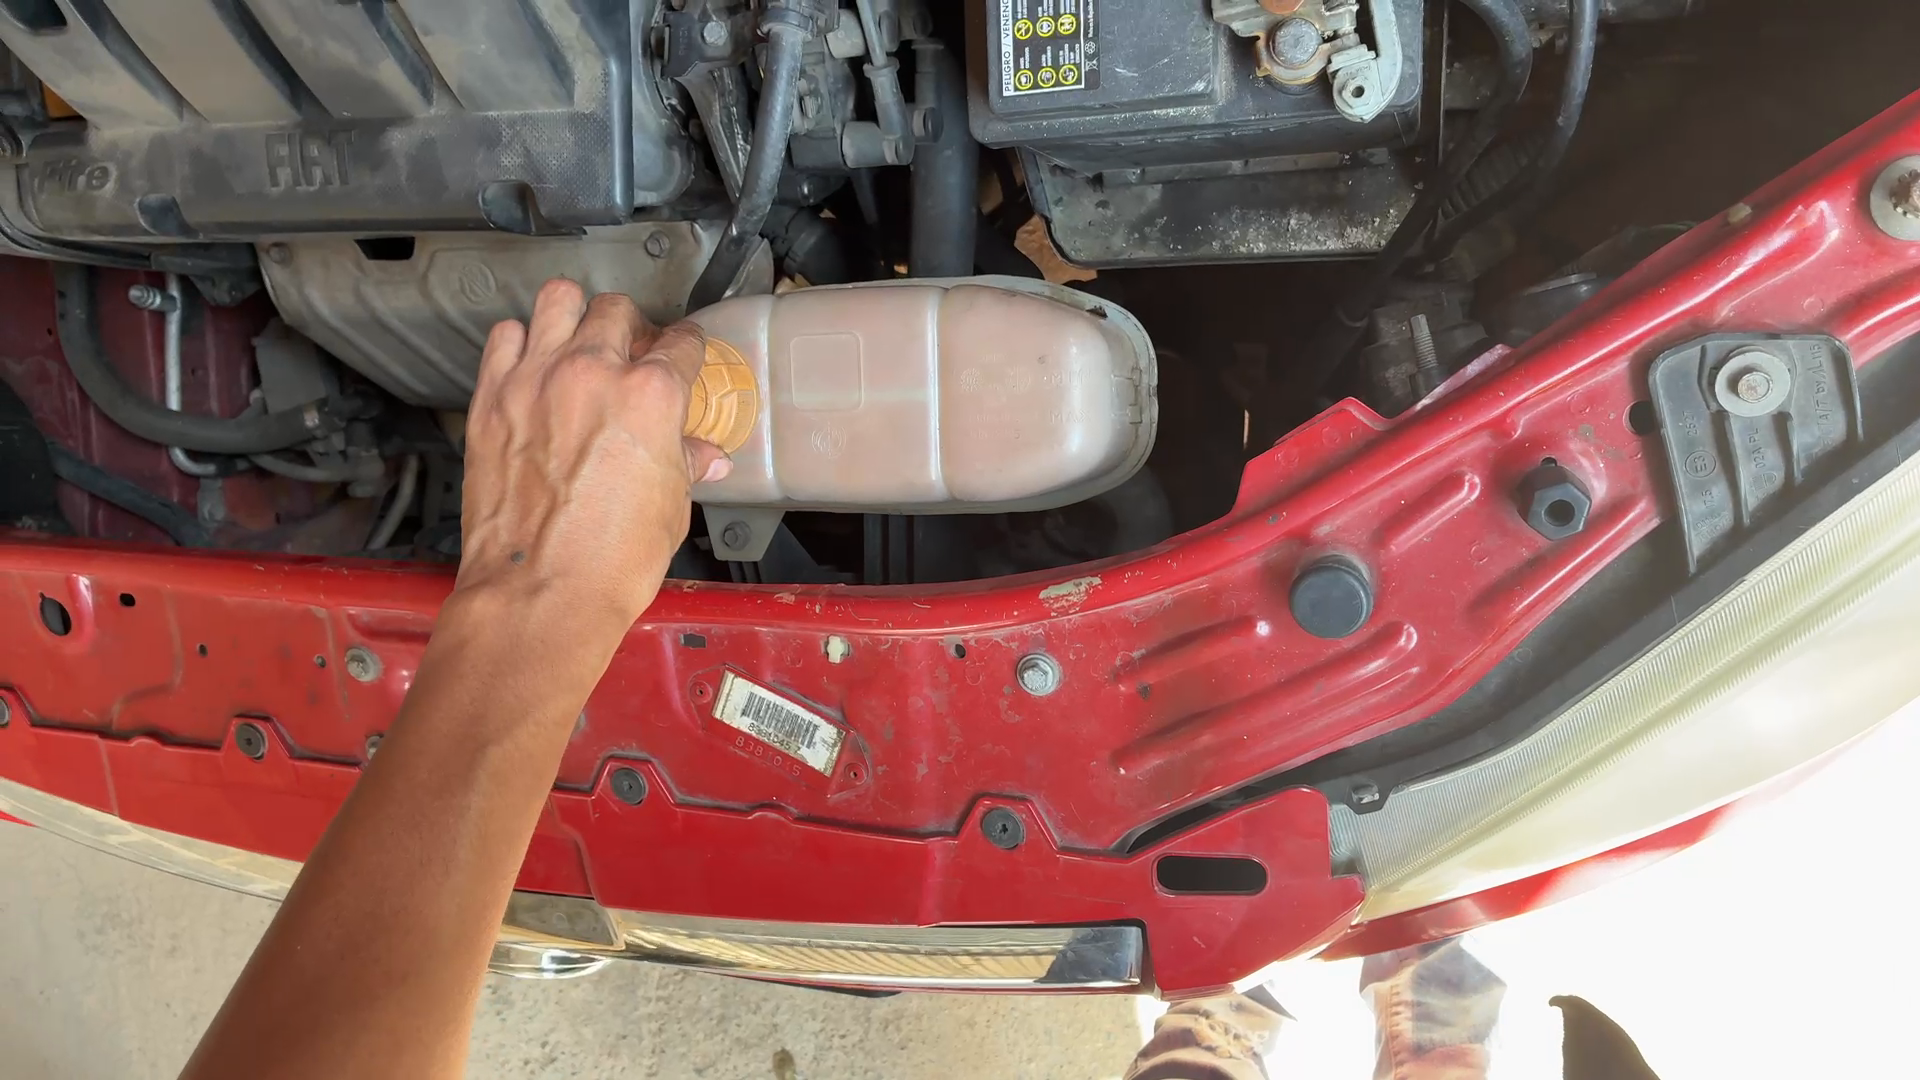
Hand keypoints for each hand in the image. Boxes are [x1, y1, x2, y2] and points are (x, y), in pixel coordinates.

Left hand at [453, 279, 730, 633]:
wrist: (544, 588)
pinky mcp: (492, 395)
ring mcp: (536, 377)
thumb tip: (709, 457)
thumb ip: (688, 463)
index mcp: (653, 395)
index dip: (689, 346)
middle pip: (617, 310)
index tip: (686, 352)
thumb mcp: (673, 505)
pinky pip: (505, 335)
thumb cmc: (620, 554)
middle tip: (633, 351)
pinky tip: (535, 366)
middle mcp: (595, 371)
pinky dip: (523, 341)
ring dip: (577, 315)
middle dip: (633, 325)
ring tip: (582, 343)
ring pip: (557, 300)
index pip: (681, 344)